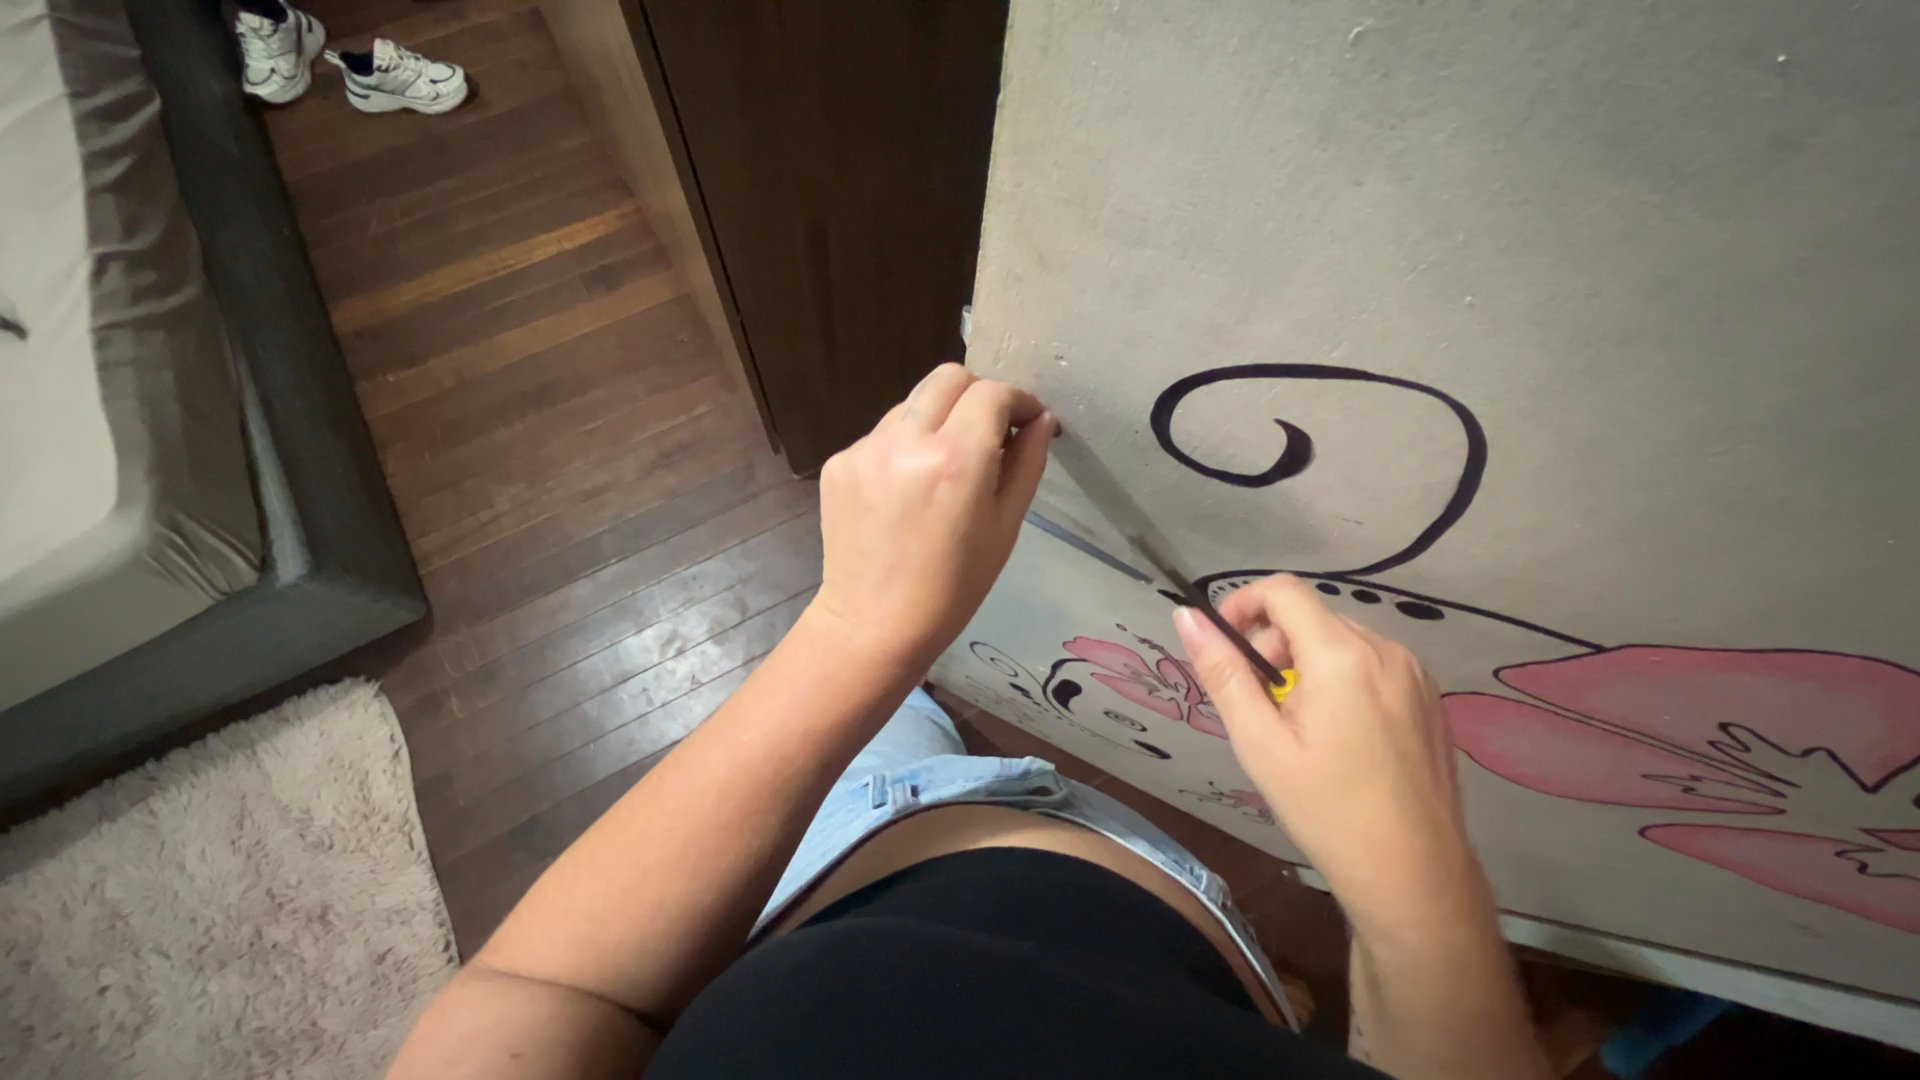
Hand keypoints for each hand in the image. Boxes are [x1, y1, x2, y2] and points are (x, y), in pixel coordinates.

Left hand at [807, 364, 1054, 671]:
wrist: (875, 623)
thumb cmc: (954, 586)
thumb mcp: (1005, 526)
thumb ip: (1027, 463)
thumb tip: (1041, 421)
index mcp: (956, 459)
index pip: (993, 393)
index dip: (1018, 400)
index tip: (1026, 421)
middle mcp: (906, 441)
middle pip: (948, 378)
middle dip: (977, 395)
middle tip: (988, 433)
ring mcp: (865, 450)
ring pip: (912, 404)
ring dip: (937, 420)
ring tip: (943, 469)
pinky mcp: (839, 463)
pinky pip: (882, 435)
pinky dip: (903, 448)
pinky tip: (906, 491)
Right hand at [1173, 575, 1490, 936]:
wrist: (1413, 875)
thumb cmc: (1325, 809)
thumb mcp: (1259, 741)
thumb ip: (1222, 671)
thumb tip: (1187, 617)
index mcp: (1342, 655)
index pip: (1283, 591)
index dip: (1242, 605)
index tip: (1223, 646)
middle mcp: (1386, 650)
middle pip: (1311, 616)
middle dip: (1271, 644)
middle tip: (1256, 703)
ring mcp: (1415, 674)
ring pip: (1340, 639)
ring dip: (1303, 662)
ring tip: (1294, 724)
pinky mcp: (1429, 698)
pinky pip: (1370, 663)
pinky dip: (1338, 678)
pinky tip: (1335, 733)